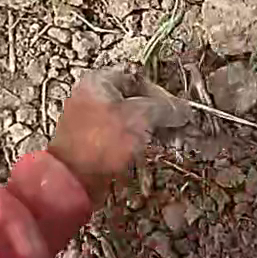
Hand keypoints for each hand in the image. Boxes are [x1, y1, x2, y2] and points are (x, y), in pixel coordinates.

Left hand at [48, 69, 191, 197]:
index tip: (175, 107)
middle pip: (136, 98)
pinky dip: (139, 139)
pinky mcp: (95, 142)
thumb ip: (165, 109)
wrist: (72, 180)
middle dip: (159, 112)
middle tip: (177, 125)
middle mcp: (93, 96)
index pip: (138, 77)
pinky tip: (152, 148)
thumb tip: (184, 110)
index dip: (160, 91)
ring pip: (131, 118)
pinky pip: (123, 134)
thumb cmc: (102, 142)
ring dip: (152, 127)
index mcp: (99, 81)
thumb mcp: (140, 117)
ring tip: (170, 139)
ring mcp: (92, 120)